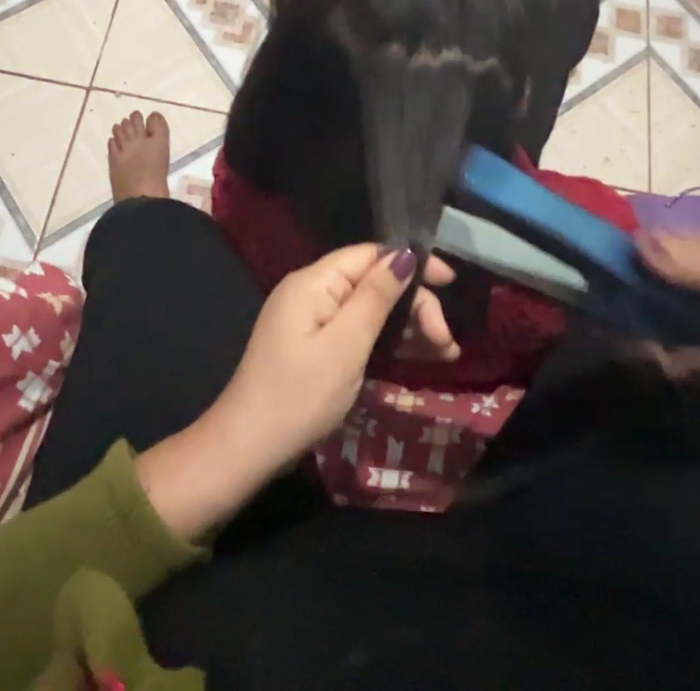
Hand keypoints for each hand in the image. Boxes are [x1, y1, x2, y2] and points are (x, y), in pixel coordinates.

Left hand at [138, 244, 453, 539]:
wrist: (249, 446)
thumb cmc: (300, 394)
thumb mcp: (346, 344)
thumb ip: (376, 296)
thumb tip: (404, 254)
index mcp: (313, 282)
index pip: (370, 255)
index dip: (411, 264)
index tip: (450, 284)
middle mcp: (311, 293)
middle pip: (373, 282)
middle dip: (414, 305)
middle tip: (446, 342)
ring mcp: (310, 321)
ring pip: (369, 310)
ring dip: (407, 327)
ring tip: (445, 353)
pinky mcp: (314, 347)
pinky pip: (357, 332)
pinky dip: (387, 342)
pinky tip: (417, 358)